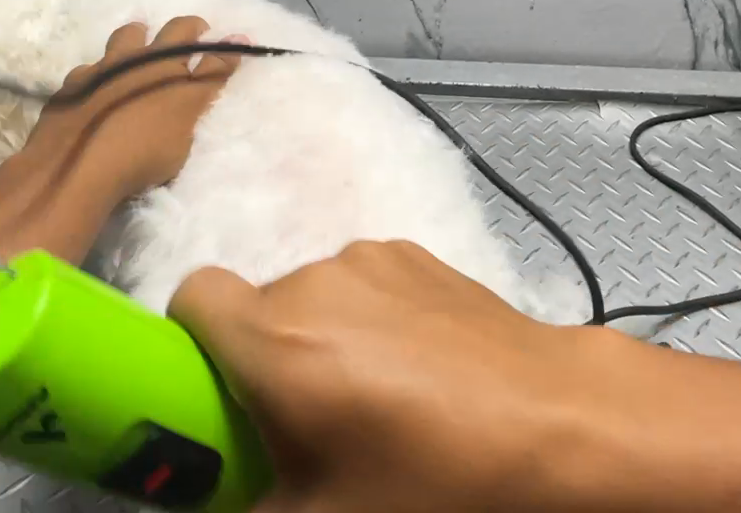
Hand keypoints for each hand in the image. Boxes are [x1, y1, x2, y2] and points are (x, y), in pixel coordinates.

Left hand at [0, 17, 244, 274]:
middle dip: (182, 30)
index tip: (226, 42)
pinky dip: (100, 74)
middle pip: (163, 31)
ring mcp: (99, 72)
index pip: (196, 40)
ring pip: (122, 41)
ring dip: (136, 40)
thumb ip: (214, 76)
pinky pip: (89, 71)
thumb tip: (239, 39)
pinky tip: (99, 89)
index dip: (213, 40)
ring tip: (141, 53)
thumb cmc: (146, 149)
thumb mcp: (190, 113)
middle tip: (190, 39)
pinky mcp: (70, 90)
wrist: (75, 168)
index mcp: (166, 64)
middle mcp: (134, 59)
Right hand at [169, 241, 631, 512]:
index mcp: (279, 335)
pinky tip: (415, 365)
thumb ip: (247, 505)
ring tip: (373, 395)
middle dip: (265, 359)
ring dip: (321, 337)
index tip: (216, 393)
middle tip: (305, 421)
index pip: (192, 296)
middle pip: (257, 307)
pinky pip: (363, 282)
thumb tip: (227, 494)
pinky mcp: (419, 252)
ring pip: (314, 295)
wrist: (550, 418)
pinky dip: (367, 316)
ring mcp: (374, 257)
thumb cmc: (431, 477)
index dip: (190, 343)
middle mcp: (318, 277)